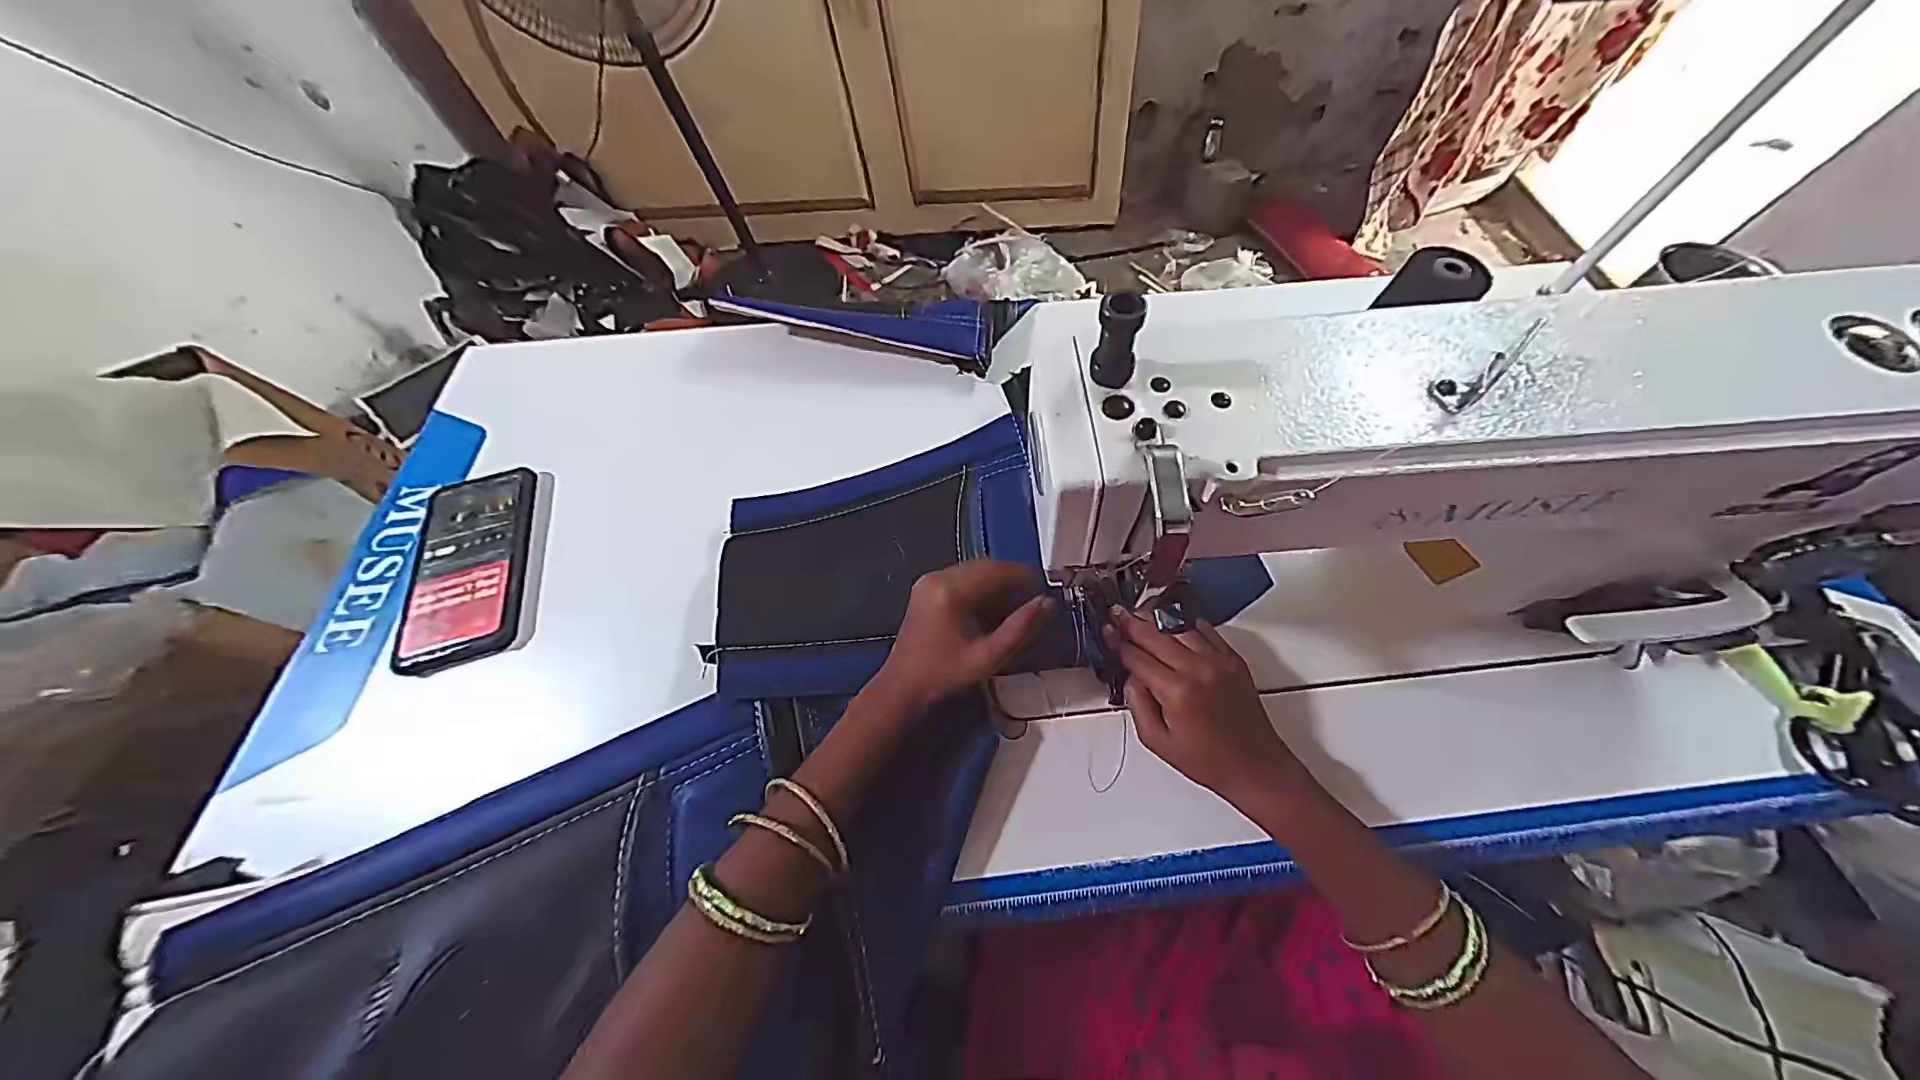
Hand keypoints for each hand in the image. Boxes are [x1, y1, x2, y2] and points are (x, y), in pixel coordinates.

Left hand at [869, 560, 1055, 712]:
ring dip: (998, 585)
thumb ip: (1020, 630)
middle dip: (1013, 581)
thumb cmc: (942, 675)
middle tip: (1033, 602)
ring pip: (976, 570)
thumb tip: (1046, 604)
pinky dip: (982, 589)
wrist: (903, 686)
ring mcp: (929, 581)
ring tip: (1013, 611)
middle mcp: (937, 578)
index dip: (1026, 577)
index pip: (998, 570)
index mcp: (950, 591)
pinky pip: (963, 578)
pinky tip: (990, 613)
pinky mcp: (927, 588)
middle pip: (987, 566)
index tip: (1044, 591)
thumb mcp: (987, 658)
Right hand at [1103, 608, 1306, 803]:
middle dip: (1131, 622)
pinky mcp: (1233, 660)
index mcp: (1177, 692)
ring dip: (1156, 618)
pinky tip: (1173, 623)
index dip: (1118, 641)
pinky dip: (1186, 624)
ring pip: (1179, 626)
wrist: (1255, 767)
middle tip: (1117, 613)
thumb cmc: (1210, 760)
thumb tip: (1132, 677)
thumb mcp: (1158, 741)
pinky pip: (1205, 630)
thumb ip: (1138, 705)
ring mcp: (1218, 662)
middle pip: (1155, 634)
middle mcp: (1198, 670)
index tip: (1108, 632)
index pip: (1137, 656)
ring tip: (1140, 614)